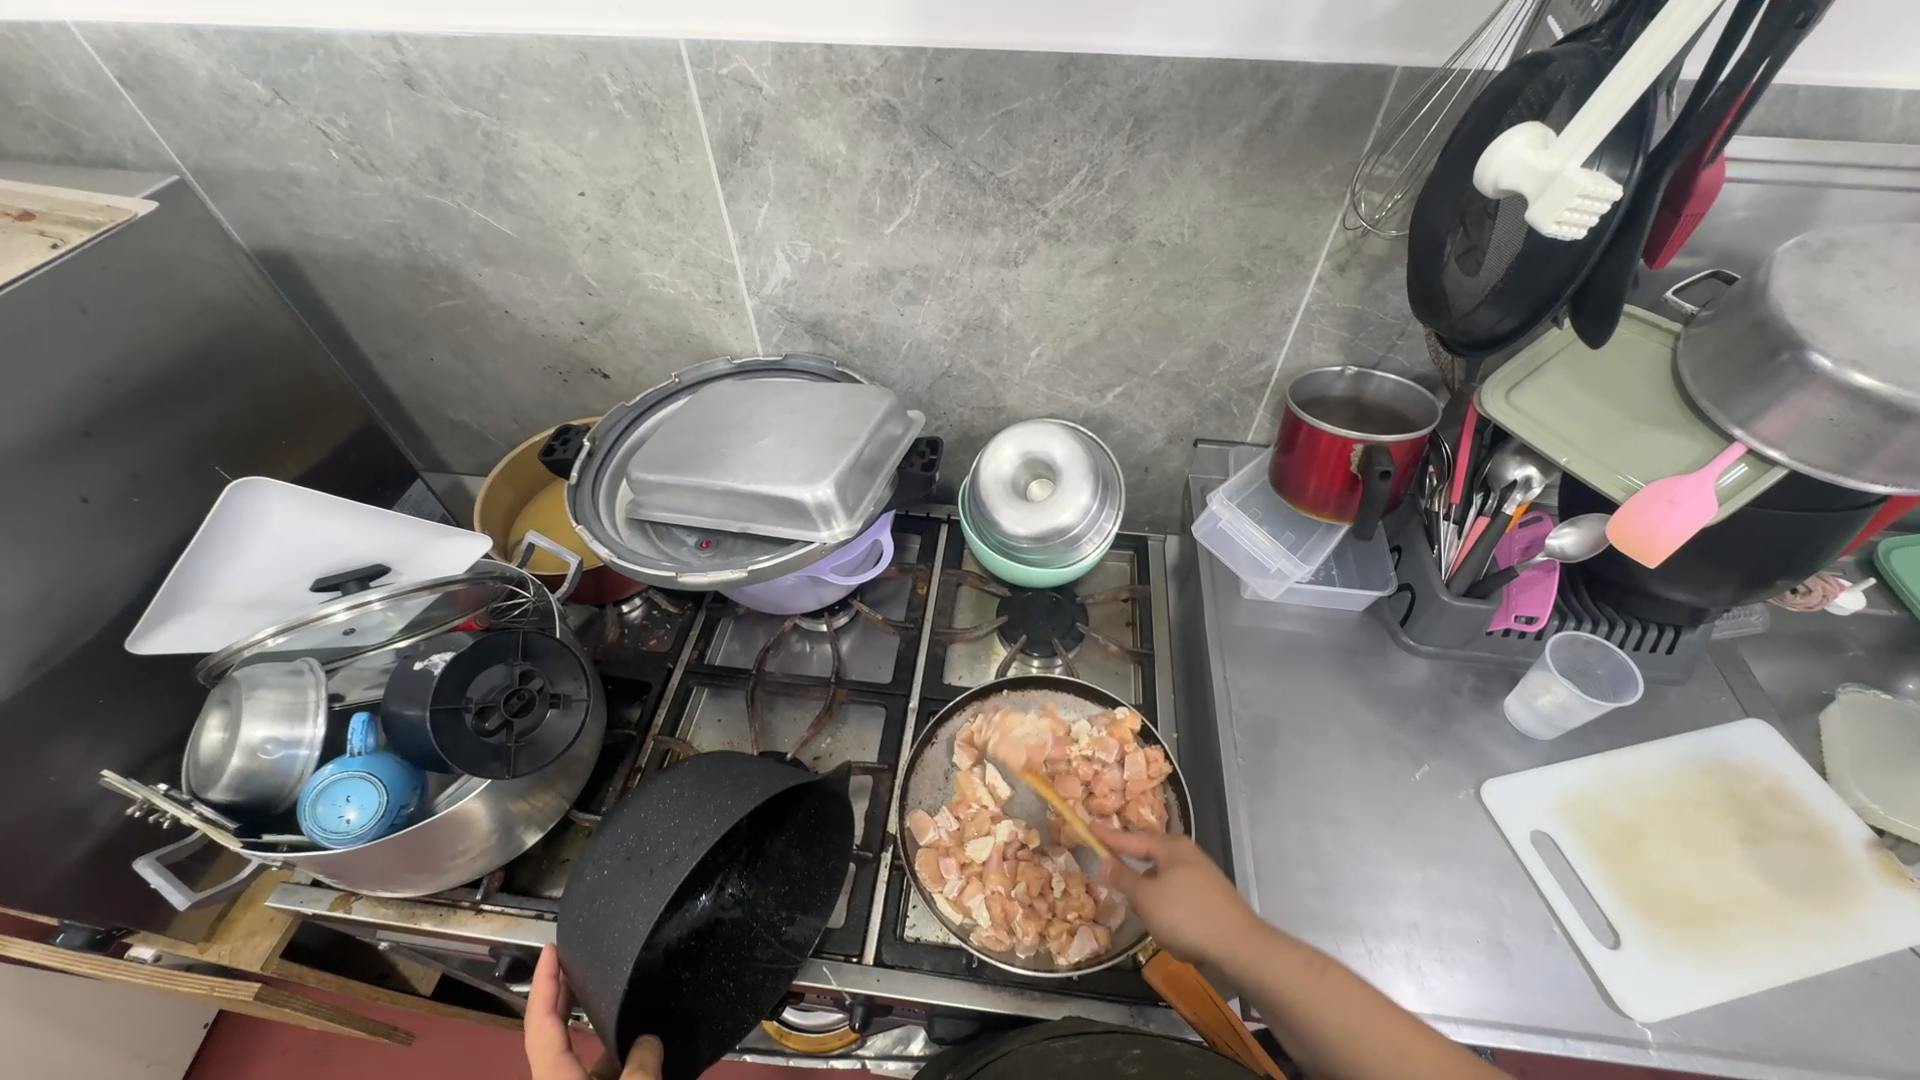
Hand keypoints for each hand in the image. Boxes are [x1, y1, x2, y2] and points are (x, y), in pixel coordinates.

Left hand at [525, 944, 663, 1079]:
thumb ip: (641, 1063)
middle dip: (562, 991)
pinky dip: (616, 1048)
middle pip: (553, 1030)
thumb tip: (650, 1039)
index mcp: (555, 1078)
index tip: (551, 949)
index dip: (543, 983)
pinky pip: (602, 1069)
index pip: (541, 1023)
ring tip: (617, 988)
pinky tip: (639, 1037)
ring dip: (594, 1020)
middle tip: (576, 956)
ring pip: (581, 1051)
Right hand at [1094, 824, 1264, 965]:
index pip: (1132, 838)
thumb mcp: (1145, 897)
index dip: (1109, 837)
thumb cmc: (1186, 915)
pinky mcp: (1212, 902)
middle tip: (1115, 875)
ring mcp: (1203, 879)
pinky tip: (1172, 934)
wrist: (1240, 947)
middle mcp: (1188, 856)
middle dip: (1134, 875)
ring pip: (1164, 884)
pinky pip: (1179, 902)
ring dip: (1153, 901)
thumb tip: (1102, 860)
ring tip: (1151, 919)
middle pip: (1150, 859)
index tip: (1089, 828)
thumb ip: (1122, 877)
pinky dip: (1170, 914)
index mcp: (1171, 847)